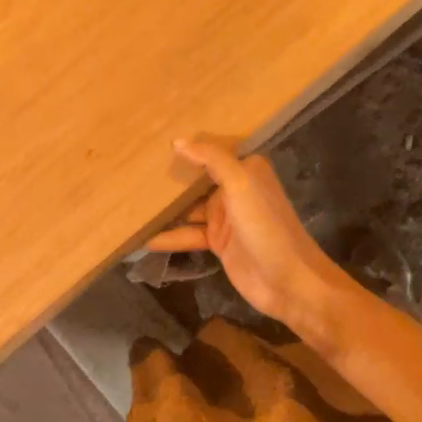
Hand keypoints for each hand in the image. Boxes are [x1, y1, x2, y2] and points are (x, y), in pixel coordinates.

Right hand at [146, 135, 346, 333]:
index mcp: (246, 170)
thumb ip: (211, 159)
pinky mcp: (219, 243)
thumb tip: (177, 141)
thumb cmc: (266, 225)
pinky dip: (169, 236)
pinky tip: (145, 238)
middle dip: (172, 174)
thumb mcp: (240, 184)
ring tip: (132, 201)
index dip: (189, 145)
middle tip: (136, 167)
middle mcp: (236, 189)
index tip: (156, 139)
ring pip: (190, 207)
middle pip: (198, 179)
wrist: (289, 282)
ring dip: (167, 206)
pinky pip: (188, 234)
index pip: (212, 151)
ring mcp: (226, 217)